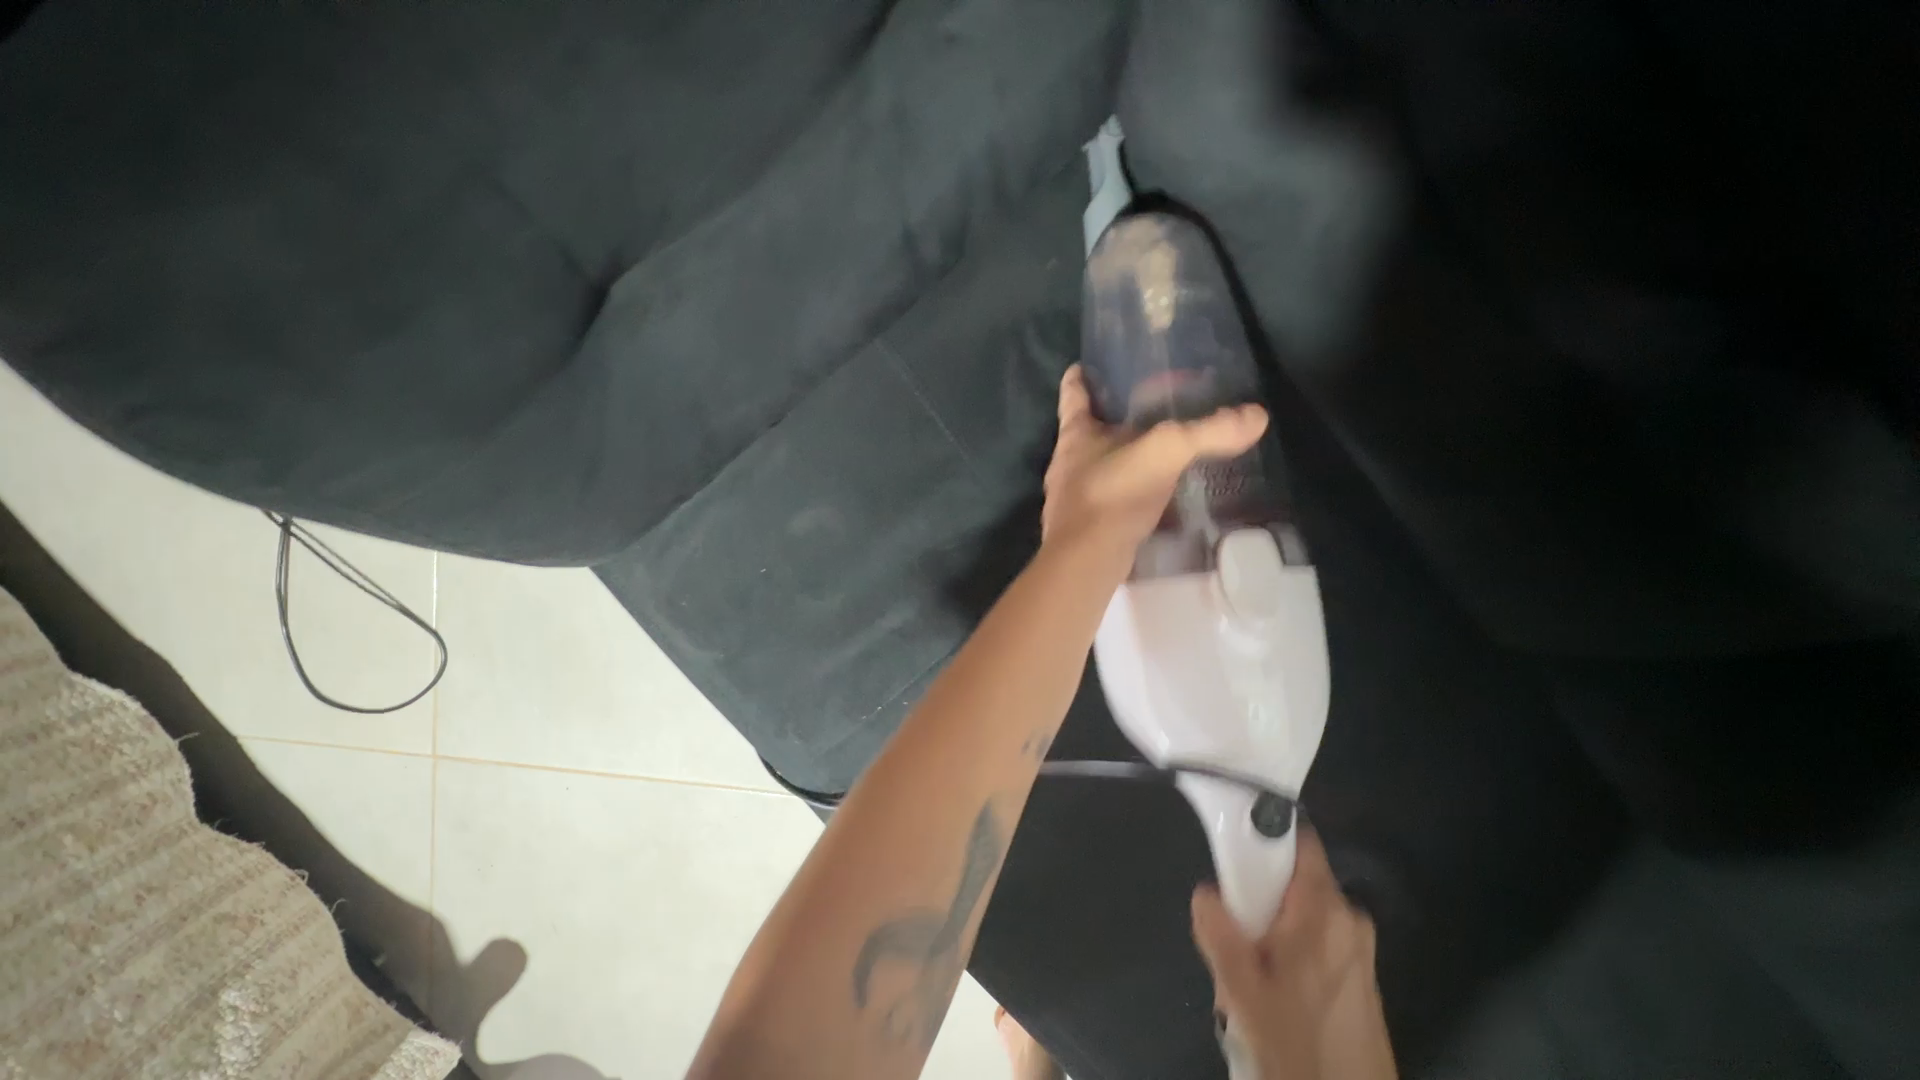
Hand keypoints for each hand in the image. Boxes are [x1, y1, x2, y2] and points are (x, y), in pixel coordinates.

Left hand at [1041, 365, 1268, 553]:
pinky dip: (1127, 498)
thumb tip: (1257, 415)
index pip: (1074, 395)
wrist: (1086, 560)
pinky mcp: (1084, 529)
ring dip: (1119, 462)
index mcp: (1076, 434)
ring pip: (1096, 469)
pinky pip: (1109, 503)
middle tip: (1138, 410)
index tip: (1085, 366)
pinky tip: (1151, 502)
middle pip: (1085, 432)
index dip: (1080, 378)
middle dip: (1107, 421)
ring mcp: (1072, 499)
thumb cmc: (1114, 493)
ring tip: (1151, 455)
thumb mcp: (1167, 451)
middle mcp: (1067, 463)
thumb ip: (1209, 432)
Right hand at [1191, 830, 1397, 1079]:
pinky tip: (1276, 997)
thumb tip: (1206, 892)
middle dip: (1257, 901)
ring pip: (1301, 916)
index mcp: (1324, 910)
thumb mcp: (1242, 990)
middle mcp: (1349, 918)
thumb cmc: (1297, 1042)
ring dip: (1272, 933)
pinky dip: (1292, 955)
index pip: (1297, 839)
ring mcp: (1360, 949)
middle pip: (1291, 881)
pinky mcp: (1362, 976)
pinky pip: (1317, 943)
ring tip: (1252, 979)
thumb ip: (1217, 932)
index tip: (1231, 850)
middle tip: (1234, 939)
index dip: (1262, 835)